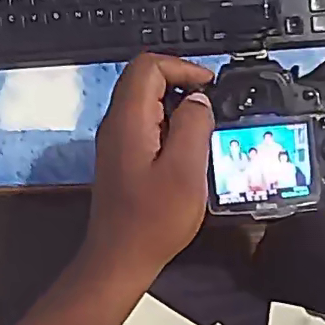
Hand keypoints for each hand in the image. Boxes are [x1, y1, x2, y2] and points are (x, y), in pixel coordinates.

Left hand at [84, 54, 215, 274]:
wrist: (120, 257)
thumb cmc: (152, 222)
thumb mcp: (186, 171)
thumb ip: (194, 126)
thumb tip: (199, 101)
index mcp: (128, 121)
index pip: (148, 66)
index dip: (182, 67)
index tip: (208, 84)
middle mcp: (116, 125)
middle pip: (143, 78)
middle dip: (179, 81)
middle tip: (209, 101)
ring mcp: (115, 140)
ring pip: (144, 100)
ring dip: (175, 103)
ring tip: (203, 124)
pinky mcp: (121, 156)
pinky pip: (143, 123)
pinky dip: (167, 122)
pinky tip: (186, 146)